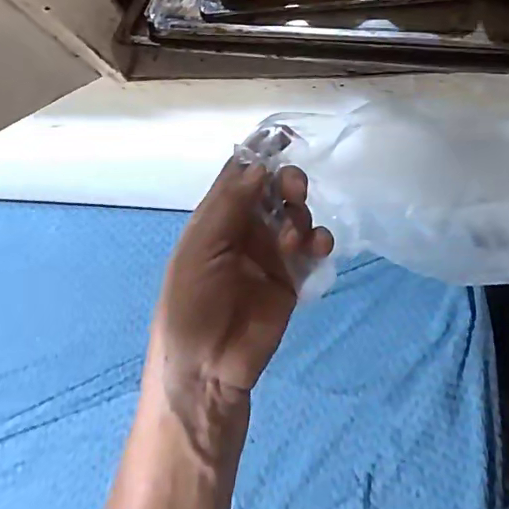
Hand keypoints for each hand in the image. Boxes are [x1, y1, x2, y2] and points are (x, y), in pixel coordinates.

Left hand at [151, 159, 332, 407]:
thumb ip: (229, 205)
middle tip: (294, 189)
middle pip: (273, 191)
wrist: (206, 371)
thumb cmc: (189, 305)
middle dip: (287, 182)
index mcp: (216, 219)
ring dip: (300, 215)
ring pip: (296, 215)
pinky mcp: (292, 278)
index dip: (259, 155)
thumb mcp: (199, 249)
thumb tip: (258, 165)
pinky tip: (316, 247)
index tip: (283, 137)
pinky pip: (312, 248)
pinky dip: (319, 240)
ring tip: (292, 238)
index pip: (239, 176)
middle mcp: (245, 230)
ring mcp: (270, 254)